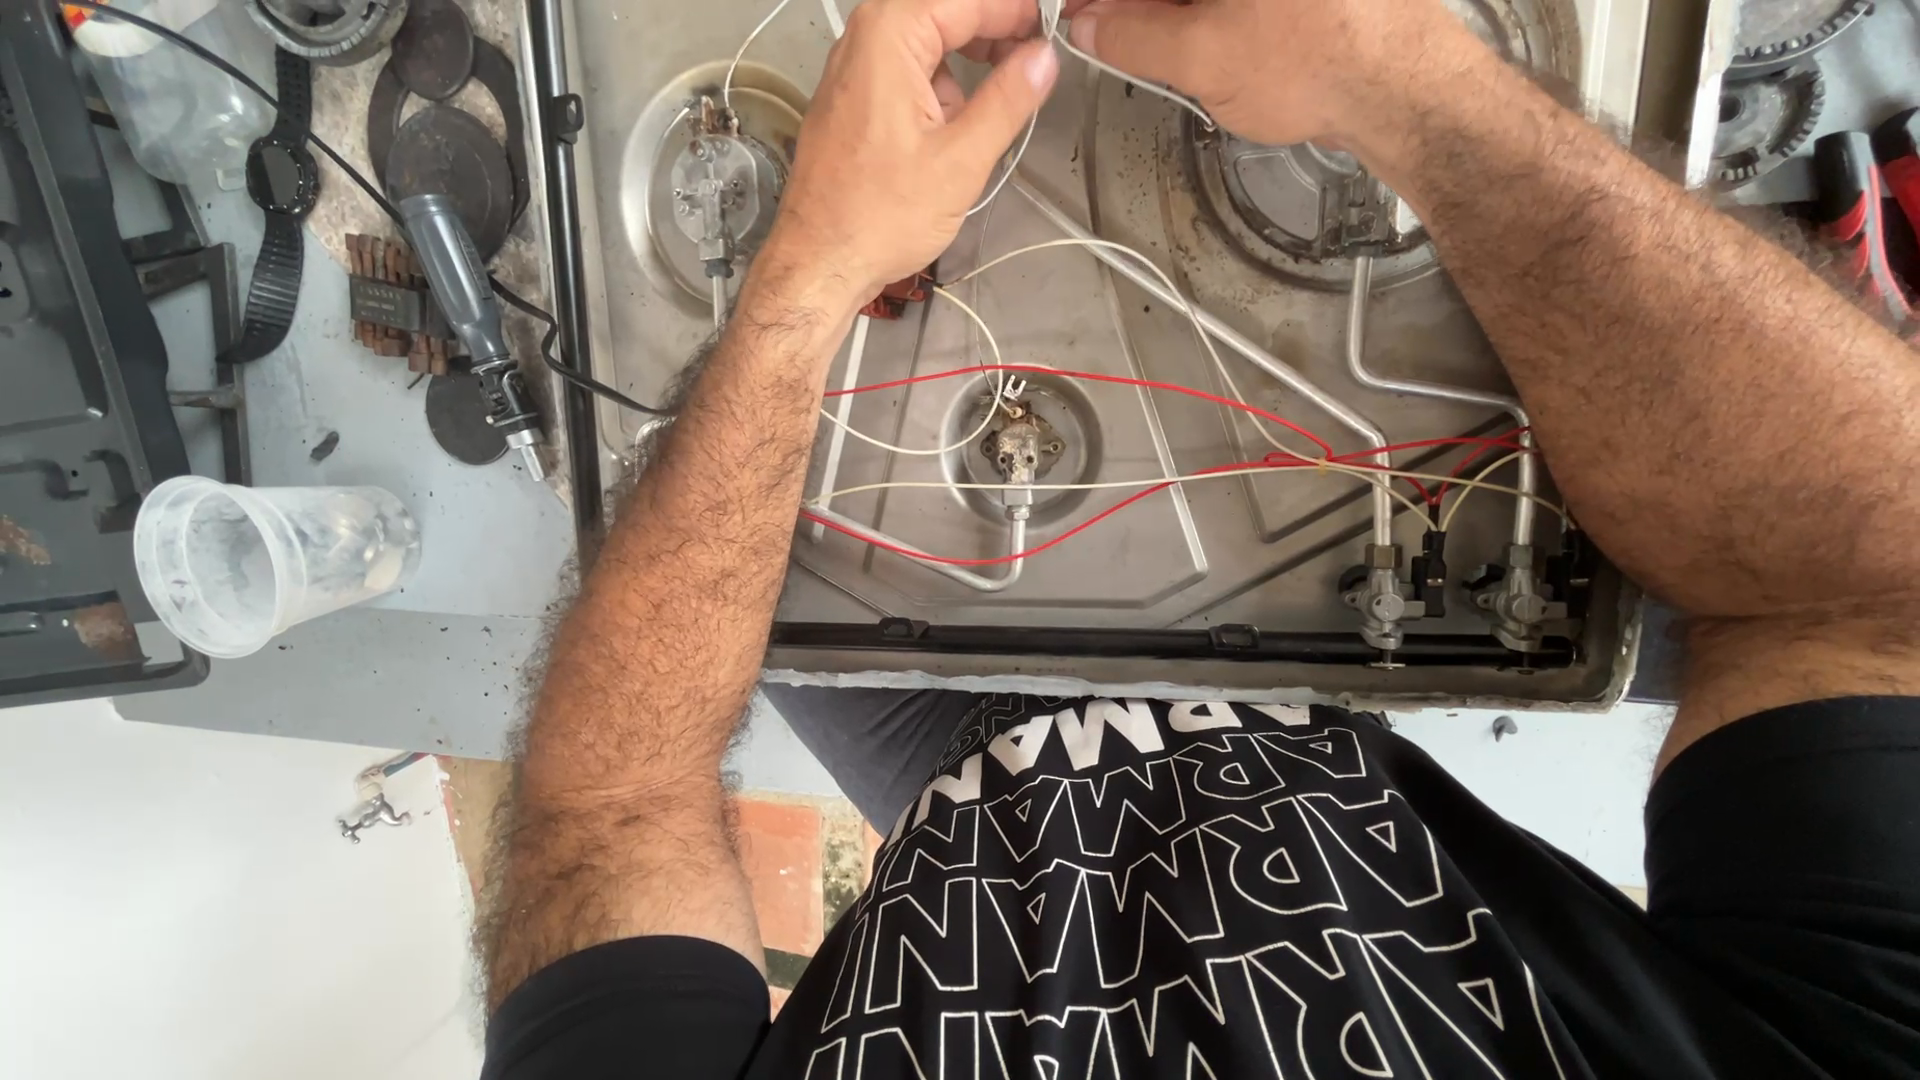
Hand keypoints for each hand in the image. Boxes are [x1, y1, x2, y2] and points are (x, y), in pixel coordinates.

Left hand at [760, 0, 1059, 306]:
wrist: (822, 263)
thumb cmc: (878, 219)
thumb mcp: (961, 161)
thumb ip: (1007, 101)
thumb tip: (1041, 60)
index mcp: (889, 37)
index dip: (1012, 11)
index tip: (1046, 28)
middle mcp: (862, 42)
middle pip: (940, 14)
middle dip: (987, 32)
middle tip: (1027, 62)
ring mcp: (850, 74)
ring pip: (921, 48)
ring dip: (960, 69)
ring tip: (987, 113)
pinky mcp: (849, 106)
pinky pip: (901, 79)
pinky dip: (932, 93)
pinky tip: (948, 135)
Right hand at [1065, 0, 1473, 147]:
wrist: (1401, 85)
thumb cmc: (1311, 62)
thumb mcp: (1202, 55)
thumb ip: (1134, 35)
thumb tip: (1088, 24)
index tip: (1079, 13)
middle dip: (1134, 4)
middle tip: (1103, 30)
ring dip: (1164, 11)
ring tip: (1139, 40)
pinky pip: (1223, 1)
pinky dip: (1196, 12)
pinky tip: (1185, 38)